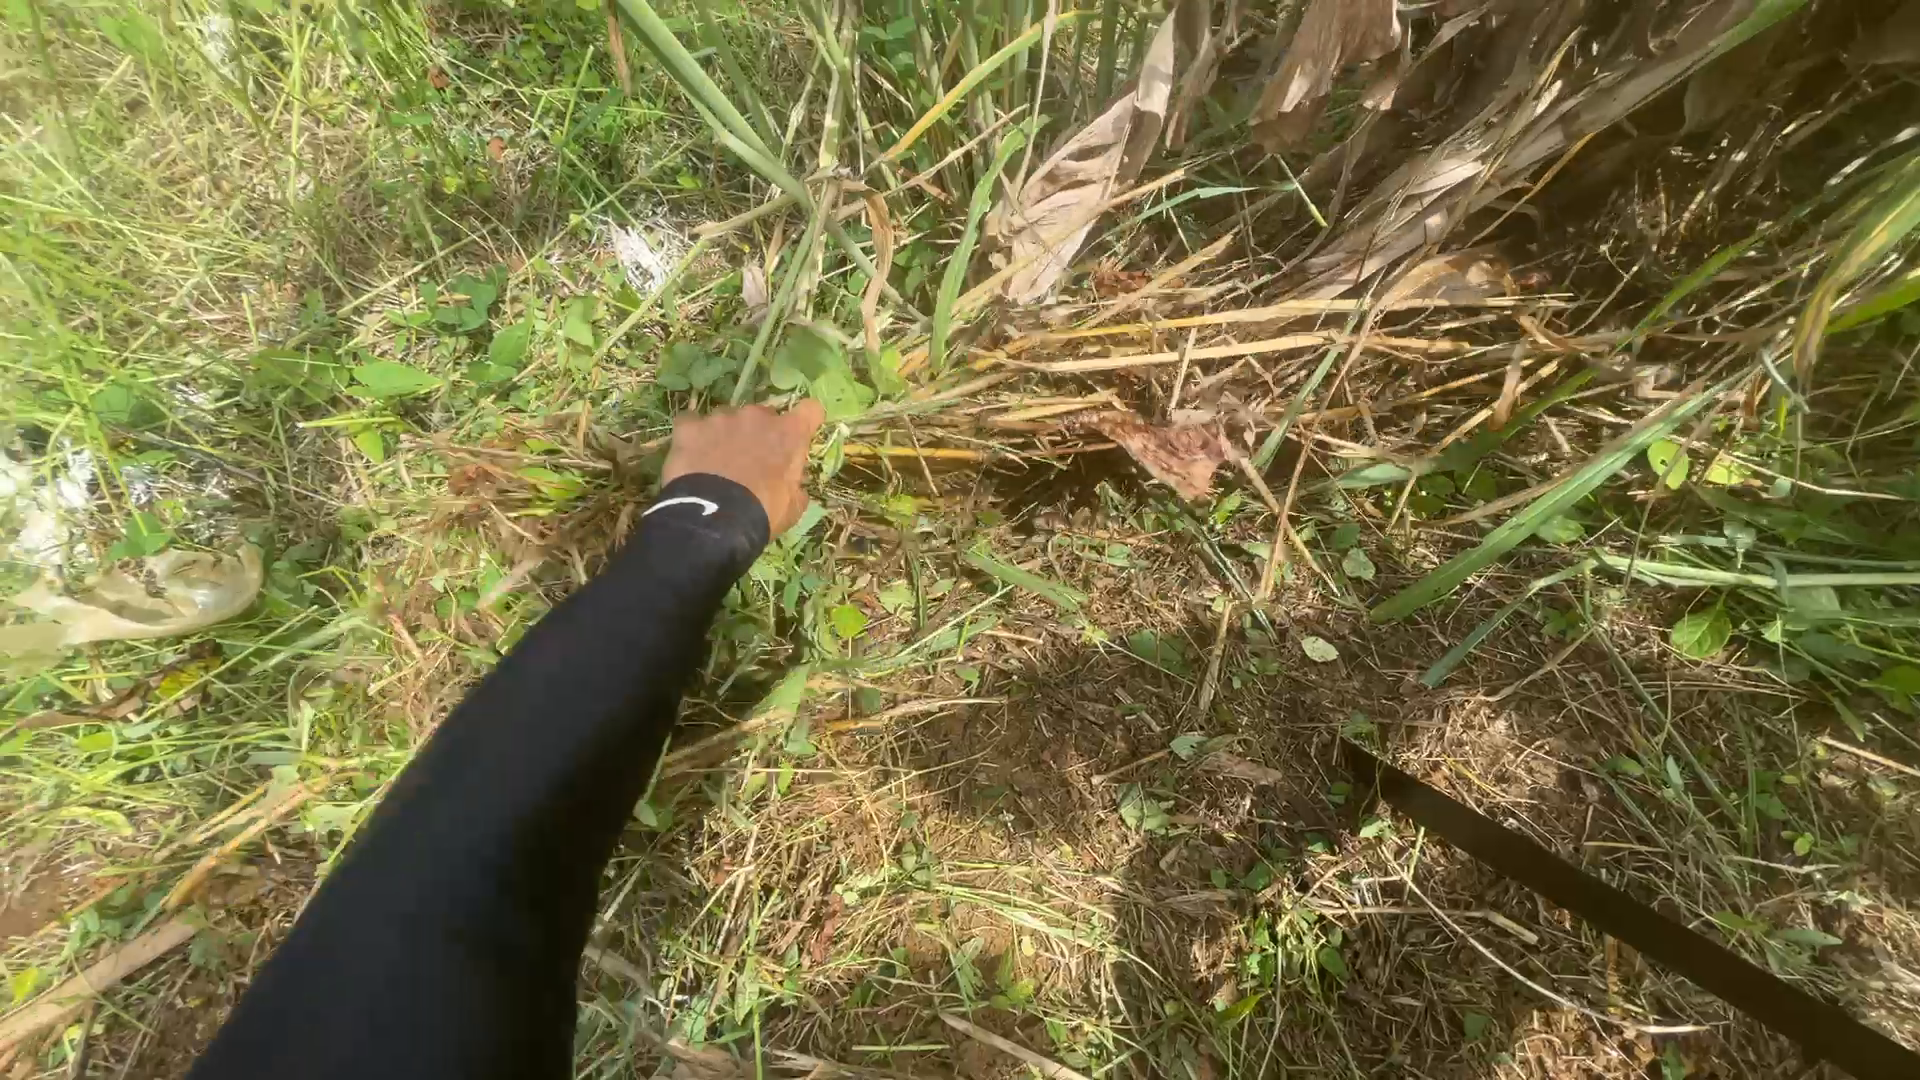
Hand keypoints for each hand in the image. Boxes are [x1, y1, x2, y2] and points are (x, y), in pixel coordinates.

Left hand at [660, 400, 824, 533]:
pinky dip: (695, 435)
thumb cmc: (763, 512)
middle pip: (764, 416)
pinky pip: (693, 422)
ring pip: (728, 419)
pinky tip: (692, 455)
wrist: (715, 519)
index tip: (799, 436)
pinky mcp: (690, 426)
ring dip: (727, 435)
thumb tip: (793, 485)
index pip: (810, 410)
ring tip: (717, 463)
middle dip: (760, 434)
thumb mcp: (793, 507)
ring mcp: (722, 418)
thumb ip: (795, 486)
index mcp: (790, 433)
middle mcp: (757, 416)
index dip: (806, 422)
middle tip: (752, 462)